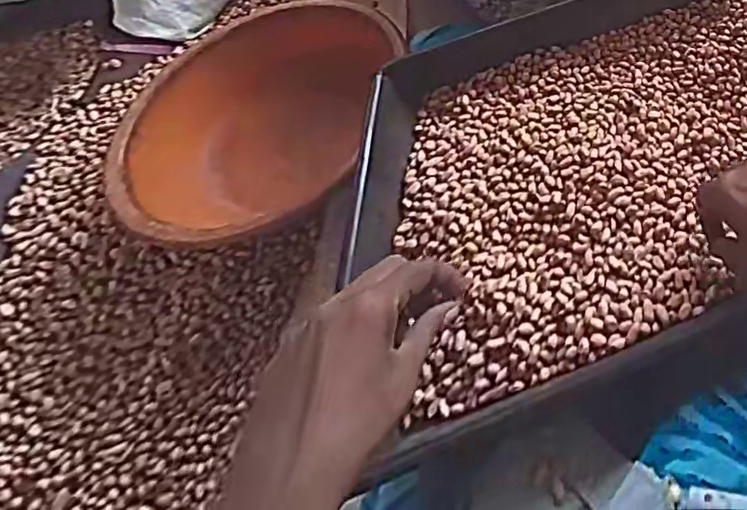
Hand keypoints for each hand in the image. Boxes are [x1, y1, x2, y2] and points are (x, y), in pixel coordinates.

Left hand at [212, 256, 464, 509]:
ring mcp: (305, 324)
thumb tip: (446, 307)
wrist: (284, 478)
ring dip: (384, 297)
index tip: (461, 289)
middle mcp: (334, 304)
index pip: (415, 268)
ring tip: (401, 328)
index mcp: (367, 306)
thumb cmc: (355, 427)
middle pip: (385, 269)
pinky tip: (360, 352)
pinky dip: (353, 318)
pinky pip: (329, 316)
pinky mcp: (286, 347)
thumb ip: (427, 331)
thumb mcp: (403, 377)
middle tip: (435, 303)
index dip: (445, 273)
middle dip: (415, 279)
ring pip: (354, 290)